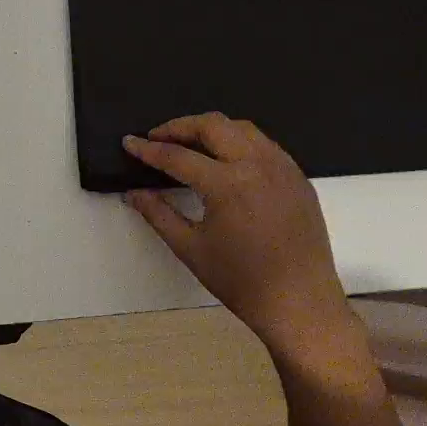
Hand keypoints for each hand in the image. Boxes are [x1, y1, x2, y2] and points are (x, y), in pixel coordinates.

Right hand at [122, 114, 355, 346]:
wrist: (297, 299)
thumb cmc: (239, 280)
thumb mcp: (190, 248)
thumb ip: (159, 214)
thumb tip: (134, 193)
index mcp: (227, 184)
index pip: (178, 156)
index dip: (148, 149)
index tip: (129, 142)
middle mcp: (257, 164)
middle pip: (213, 126)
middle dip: (180, 126)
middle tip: (157, 138)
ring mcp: (283, 167)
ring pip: (242, 128)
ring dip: (210, 129)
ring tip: (188, 144)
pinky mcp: (297, 177)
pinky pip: (264, 144)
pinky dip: (237, 142)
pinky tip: (224, 160)